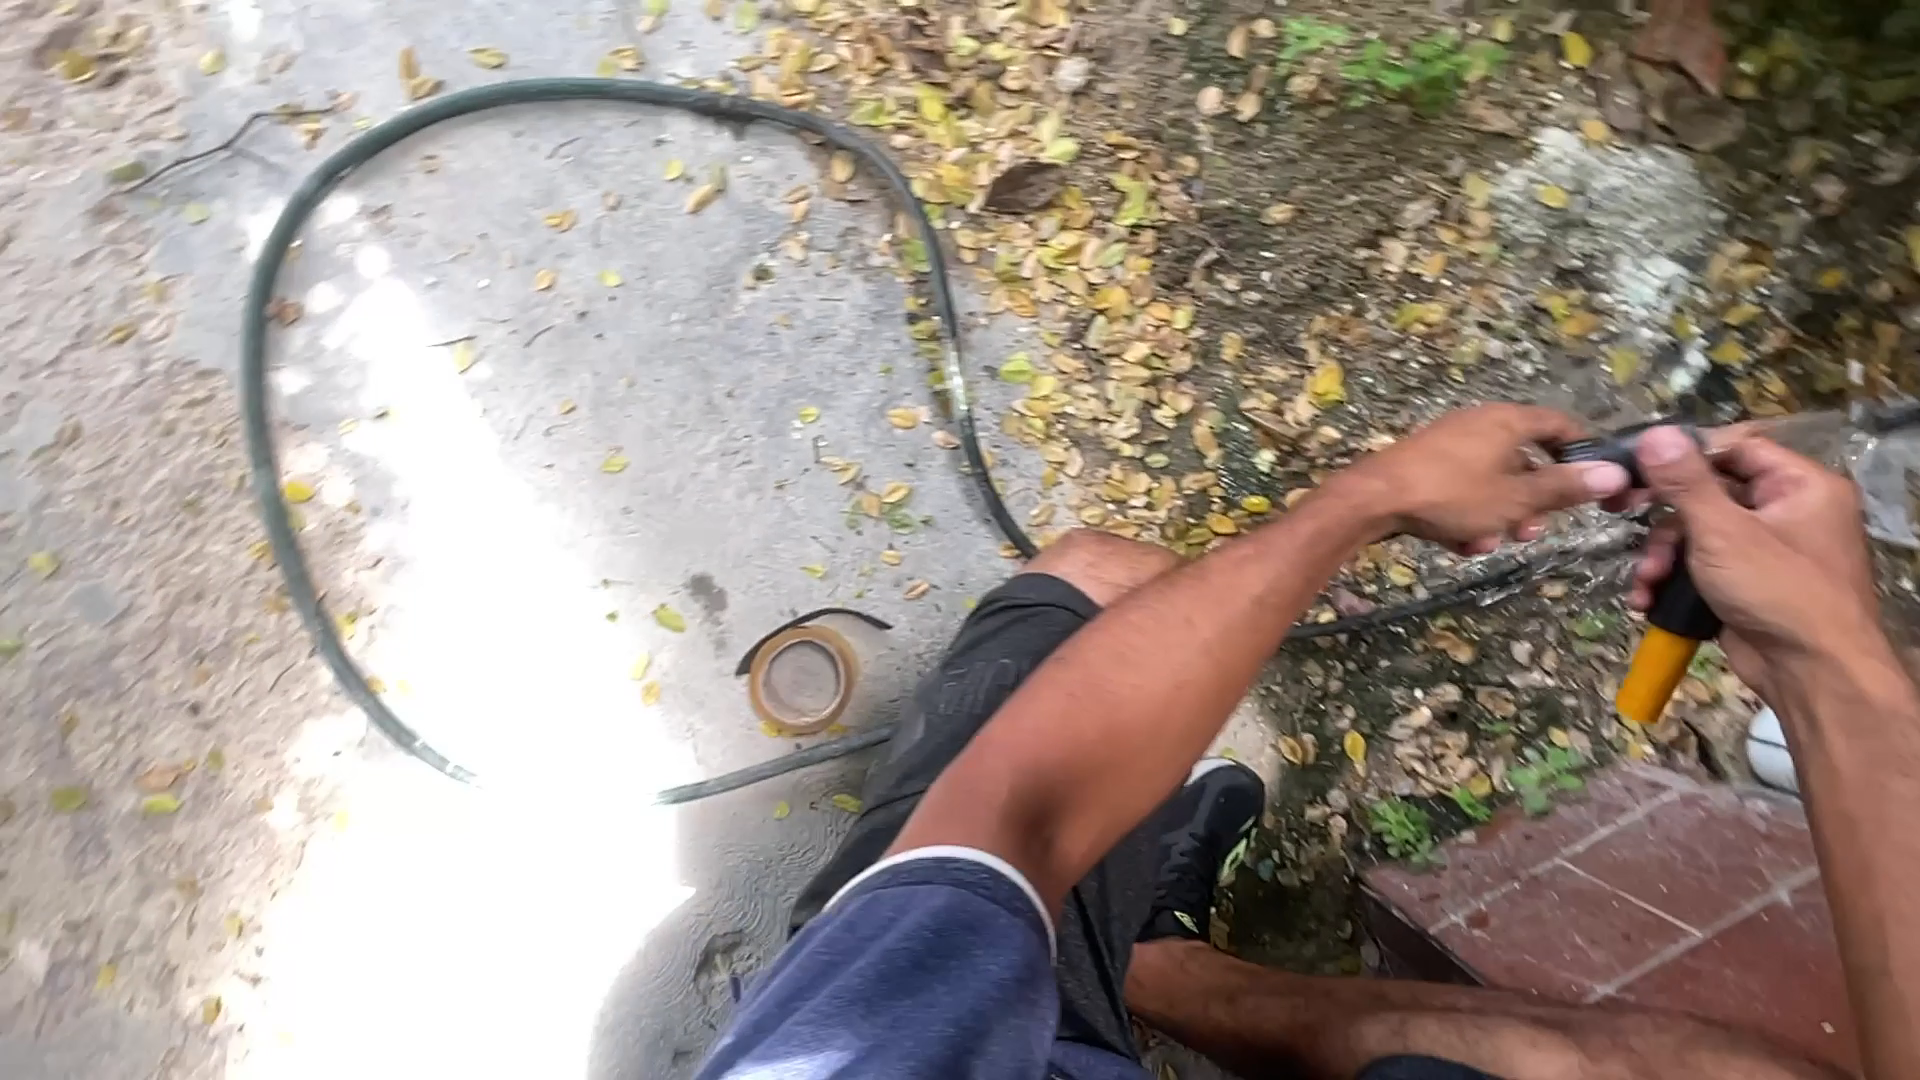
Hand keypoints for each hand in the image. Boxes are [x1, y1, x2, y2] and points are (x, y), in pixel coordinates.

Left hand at [1342, 404, 1630, 553]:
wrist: (1369, 500)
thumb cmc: (1451, 494)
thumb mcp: (1516, 497)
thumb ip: (1564, 487)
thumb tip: (1614, 474)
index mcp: (1506, 420)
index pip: (1561, 426)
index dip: (1585, 454)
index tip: (1599, 485)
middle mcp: (1475, 425)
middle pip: (1523, 462)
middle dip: (1530, 503)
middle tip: (1529, 531)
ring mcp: (1443, 446)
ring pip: (1488, 484)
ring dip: (1495, 517)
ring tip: (1484, 543)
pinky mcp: (1418, 468)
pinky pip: (1456, 491)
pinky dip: (1463, 516)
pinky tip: (1456, 544)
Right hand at [1631, 426, 1880, 699]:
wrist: (1809, 669)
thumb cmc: (1777, 590)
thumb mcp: (1722, 531)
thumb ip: (1685, 482)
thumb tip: (1655, 433)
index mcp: (1800, 487)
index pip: (1734, 448)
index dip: (1683, 454)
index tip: (1635, 467)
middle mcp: (1785, 510)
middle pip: (1704, 491)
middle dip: (1660, 517)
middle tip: (1617, 510)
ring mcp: (1762, 546)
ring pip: (1691, 530)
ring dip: (1658, 556)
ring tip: (1649, 581)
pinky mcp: (1741, 577)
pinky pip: (1694, 561)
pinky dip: (1668, 577)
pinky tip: (1651, 597)